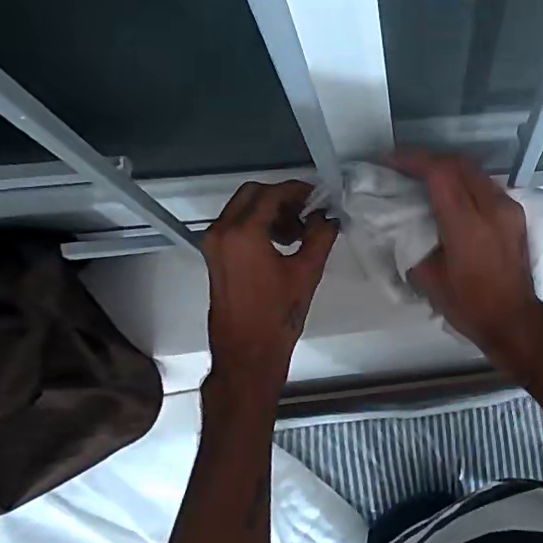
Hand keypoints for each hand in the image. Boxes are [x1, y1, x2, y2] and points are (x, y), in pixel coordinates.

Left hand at [202, 180, 337, 400]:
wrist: (247, 351)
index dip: (299, 191)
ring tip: (299, 232)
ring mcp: (214, 244)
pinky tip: (283, 243)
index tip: (320, 198)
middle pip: (253, 194)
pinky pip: (236, 225)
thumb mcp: (307, 271)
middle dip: (283, 198)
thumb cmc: (278, 313)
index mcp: (243, 232)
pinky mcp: (214, 256)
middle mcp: (222, 231)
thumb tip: (328, 217)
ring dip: (272, 211)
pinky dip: (259, 225)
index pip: (272, 194)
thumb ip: (321, 235)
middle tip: (309, 212)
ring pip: (243, 208)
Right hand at [392, 151, 542, 375]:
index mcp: (468, 225)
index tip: (390, 160)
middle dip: (429, 159)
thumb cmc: (470, 305)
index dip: (413, 160)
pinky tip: (450, 194)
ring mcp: (509, 209)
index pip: (441, 174)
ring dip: (448, 168)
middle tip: (404, 166)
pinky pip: (486, 185)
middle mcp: (493, 209)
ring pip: (475, 172)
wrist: (515, 319)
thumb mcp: (429, 278)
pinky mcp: (516, 214)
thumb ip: (414, 243)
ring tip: (424, 177)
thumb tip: (402, 223)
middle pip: (459, 164)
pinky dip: (464, 181)